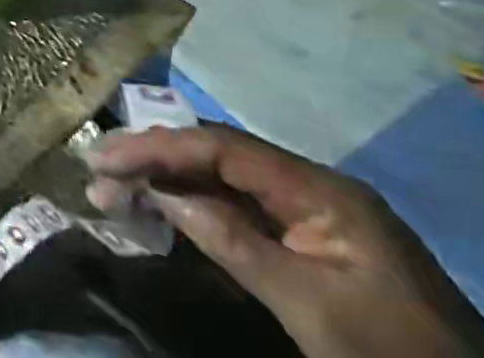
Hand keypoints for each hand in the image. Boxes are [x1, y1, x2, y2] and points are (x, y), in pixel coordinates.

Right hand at [86, 126, 483, 357]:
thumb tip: (158, 191)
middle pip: (214, 155)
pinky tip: (153, 207)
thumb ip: (230, 239)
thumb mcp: (307, 303)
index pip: (220, 148)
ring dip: (163, 182)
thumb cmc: (388, 350)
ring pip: (217, 179)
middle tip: (96, 171)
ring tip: (110, 192)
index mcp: (322, 191)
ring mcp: (309, 213)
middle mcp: (312, 188)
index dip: (155, 146)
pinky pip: (233, 207)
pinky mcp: (304, 239)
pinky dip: (188, 205)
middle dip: (151, 159)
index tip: (101, 158)